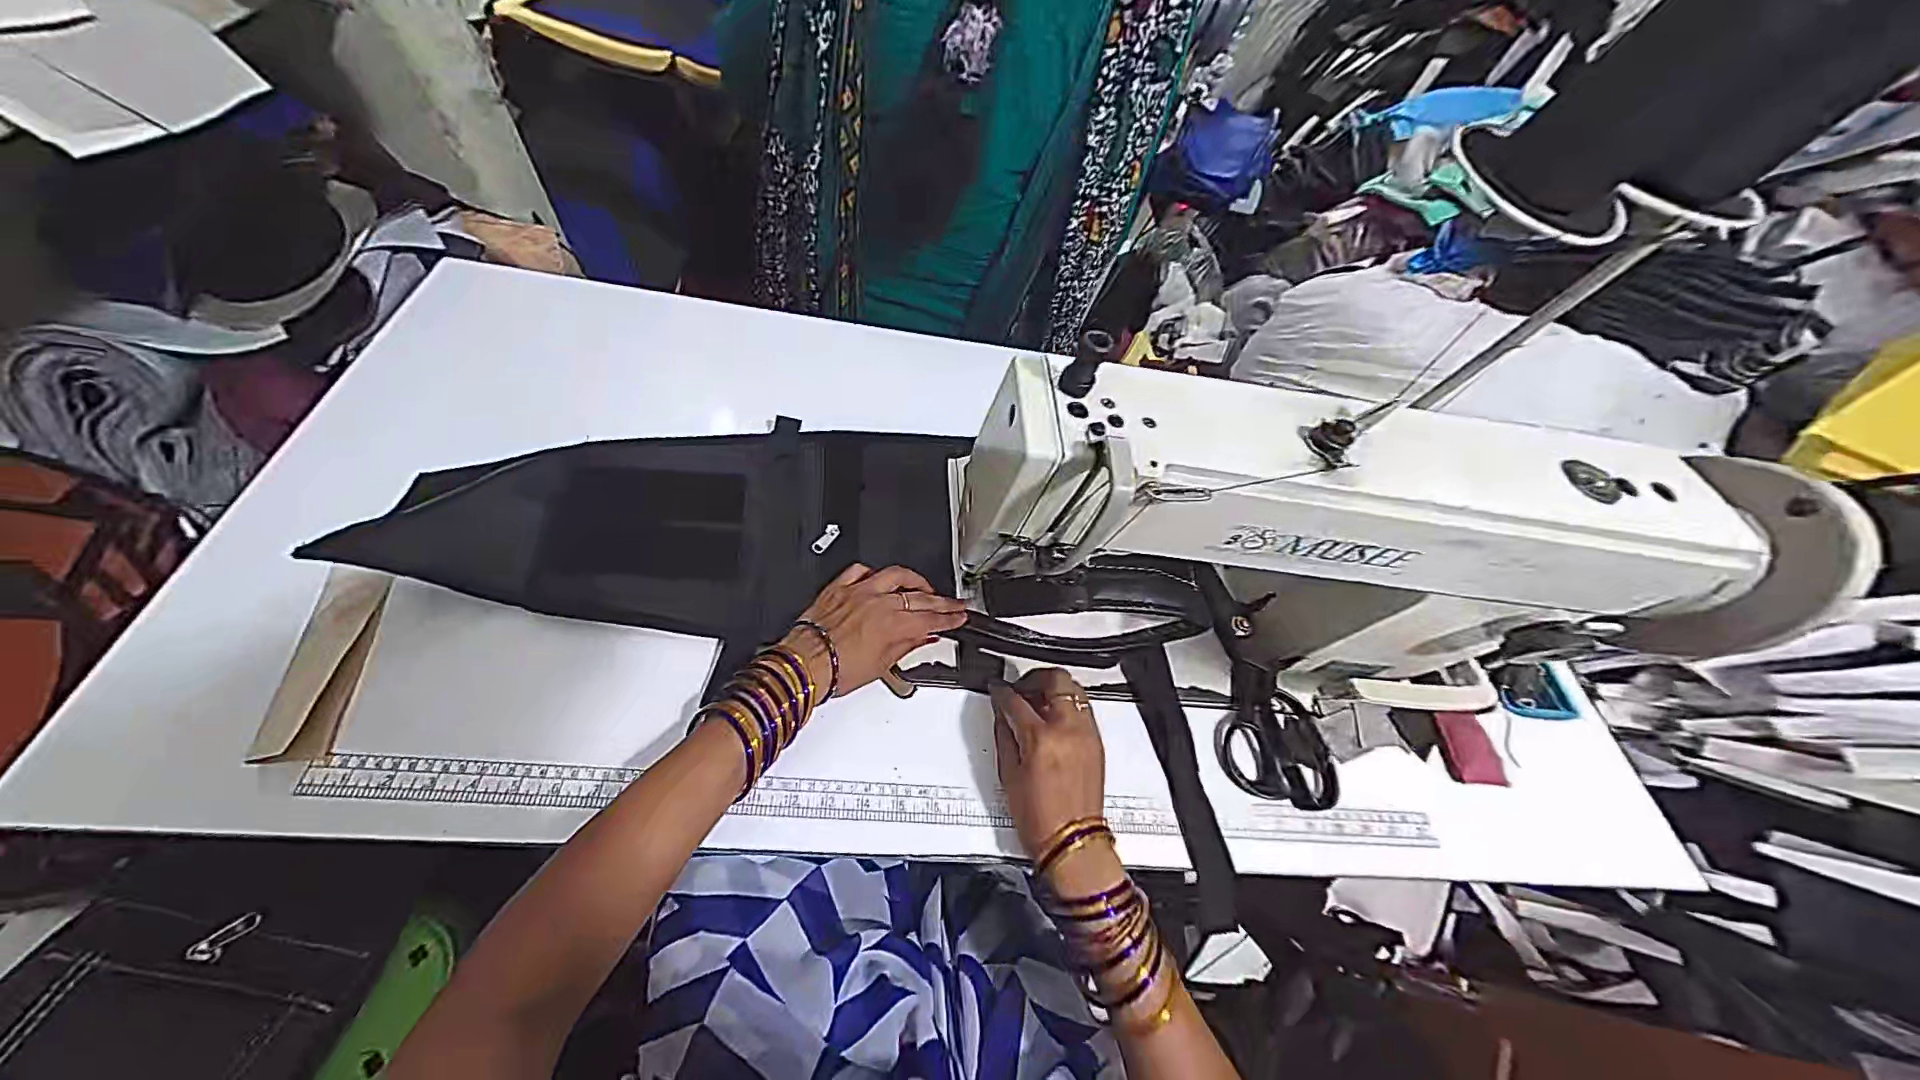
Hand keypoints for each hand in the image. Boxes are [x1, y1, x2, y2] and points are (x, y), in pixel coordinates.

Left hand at [781, 563, 967, 697]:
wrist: (804, 665)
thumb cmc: (836, 670)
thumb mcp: (881, 666)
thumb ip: (907, 646)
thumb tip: (923, 637)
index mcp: (893, 624)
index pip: (932, 618)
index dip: (950, 617)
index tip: (960, 616)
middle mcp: (878, 603)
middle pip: (920, 596)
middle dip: (943, 601)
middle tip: (954, 603)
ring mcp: (859, 592)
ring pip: (896, 575)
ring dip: (914, 579)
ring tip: (924, 586)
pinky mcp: (839, 588)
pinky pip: (861, 570)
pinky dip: (874, 572)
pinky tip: (879, 577)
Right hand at [991, 668, 1106, 858]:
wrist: (1072, 840)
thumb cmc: (1041, 818)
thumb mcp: (1008, 774)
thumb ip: (1004, 735)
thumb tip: (1002, 715)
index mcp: (1041, 738)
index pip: (1016, 700)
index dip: (1002, 692)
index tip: (998, 690)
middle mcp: (1068, 730)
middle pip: (1054, 679)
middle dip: (1033, 678)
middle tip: (1020, 688)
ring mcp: (1087, 734)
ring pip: (1073, 688)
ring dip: (1053, 688)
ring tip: (1037, 700)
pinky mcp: (1097, 741)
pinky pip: (1083, 708)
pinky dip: (1067, 704)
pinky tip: (1053, 717)